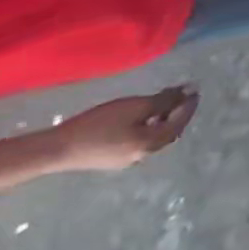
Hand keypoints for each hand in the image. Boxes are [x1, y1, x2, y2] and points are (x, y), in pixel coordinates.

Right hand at [47, 87, 199, 171]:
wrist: (53, 149)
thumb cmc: (98, 125)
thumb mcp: (136, 107)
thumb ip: (164, 101)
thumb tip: (187, 92)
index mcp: (152, 144)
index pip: (180, 122)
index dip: (189, 104)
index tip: (194, 88)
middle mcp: (143, 156)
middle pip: (170, 130)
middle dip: (178, 111)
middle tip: (181, 93)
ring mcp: (126, 160)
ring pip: (156, 136)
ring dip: (163, 118)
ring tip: (164, 101)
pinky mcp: (112, 159)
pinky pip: (141, 141)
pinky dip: (149, 126)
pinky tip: (144, 117)